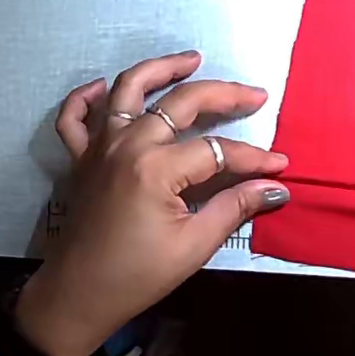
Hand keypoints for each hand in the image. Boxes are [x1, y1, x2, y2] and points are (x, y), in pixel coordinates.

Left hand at [13, 51, 289, 355]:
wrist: (78, 296)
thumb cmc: (138, 275)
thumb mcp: (194, 245)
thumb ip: (235, 207)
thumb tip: (276, 187)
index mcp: (155, 168)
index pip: (216, 150)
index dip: (252, 157)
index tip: (279, 165)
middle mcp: (126, 144)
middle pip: (181, 103)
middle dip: (223, 95)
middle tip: (254, 94)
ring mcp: (98, 147)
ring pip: (127, 89)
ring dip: (161, 69)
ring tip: (190, 60)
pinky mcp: (80, 158)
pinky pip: (75, 117)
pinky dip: (87, 97)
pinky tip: (106, 88)